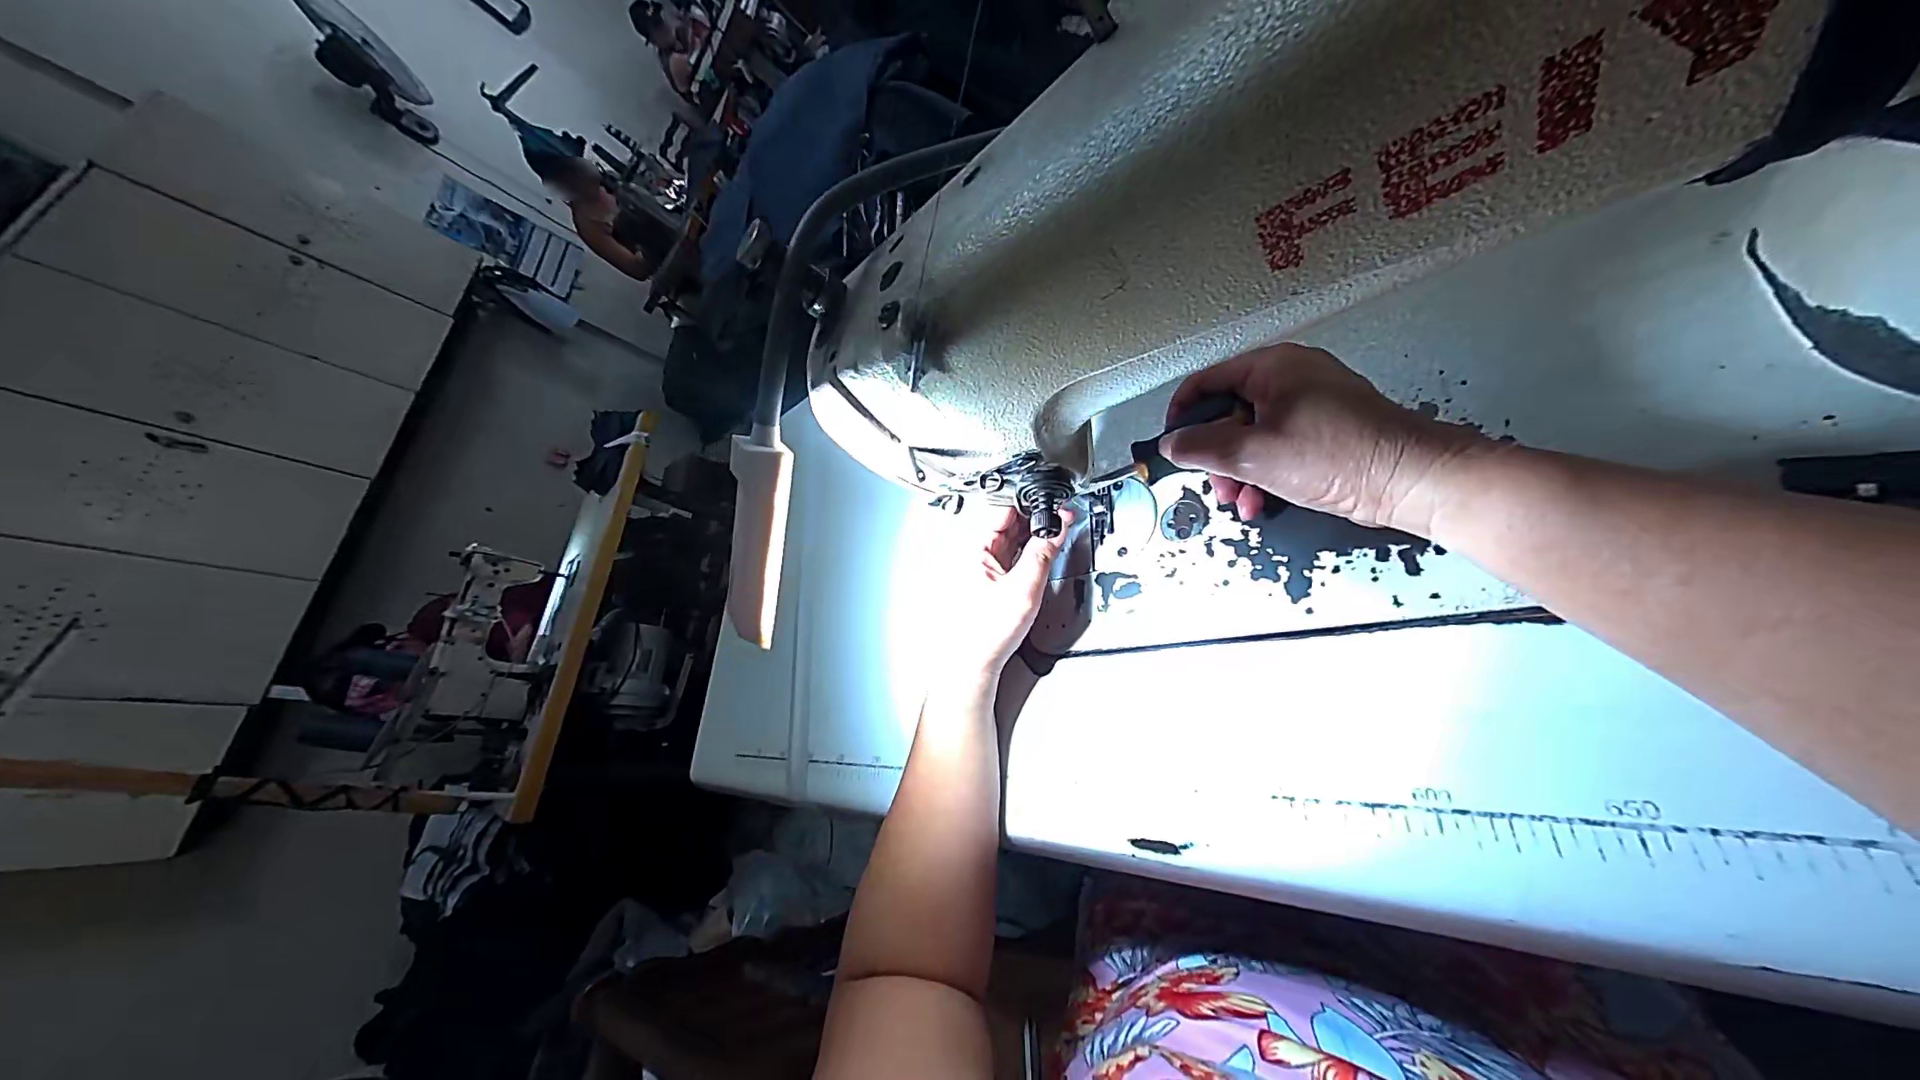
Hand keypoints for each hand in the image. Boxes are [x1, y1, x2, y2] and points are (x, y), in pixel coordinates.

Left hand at [939, 504, 1069, 682]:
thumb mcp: (1025, 587)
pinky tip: (1038, 555)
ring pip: (1009, 539)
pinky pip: (1008, 556)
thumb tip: (1056, 527)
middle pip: (1007, 523)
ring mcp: (978, 566)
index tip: (1051, 505)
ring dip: (1030, 535)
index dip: (1029, 505)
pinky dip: (1024, 552)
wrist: (975, 662)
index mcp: (972, 548)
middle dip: (1033, 519)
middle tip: (1058, 519)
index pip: (1003, 511)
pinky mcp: (986, 579)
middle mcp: (970, 553)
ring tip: (1052, 536)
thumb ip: (1043, 552)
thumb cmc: (987, 632)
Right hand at [1160, 344, 1485, 535]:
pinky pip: (1274, 446)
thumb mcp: (1253, 453)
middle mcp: (1289, 378)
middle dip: (1215, 455)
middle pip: (1225, 413)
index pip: (1204, 382)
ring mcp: (1307, 403)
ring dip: (1236, 471)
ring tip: (1241, 496)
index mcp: (1272, 366)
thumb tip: (1172, 444)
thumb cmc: (1344, 454)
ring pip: (1248, 435)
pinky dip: (1261, 472)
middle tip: (1215, 480)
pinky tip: (1262, 497)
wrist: (1407, 479)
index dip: (1181, 415)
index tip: (1173, 444)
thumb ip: (1201, 447)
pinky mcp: (1320, 430)